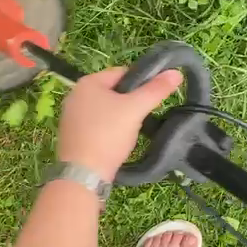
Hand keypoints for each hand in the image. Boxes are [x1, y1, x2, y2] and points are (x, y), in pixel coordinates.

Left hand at [56, 67, 182, 179]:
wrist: (83, 173)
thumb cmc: (108, 134)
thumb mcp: (135, 109)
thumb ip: (156, 90)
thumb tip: (176, 73)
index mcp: (87, 82)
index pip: (121, 73)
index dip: (141, 83)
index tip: (152, 98)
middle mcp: (75, 95)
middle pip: (113, 92)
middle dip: (130, 102)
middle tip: (142, 117)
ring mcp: (71, 116)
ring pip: (105, 110)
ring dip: (120, 117)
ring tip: (131, 131)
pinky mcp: (72, 135)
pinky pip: (96, 125)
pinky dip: (108, 130)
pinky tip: (116, 142)